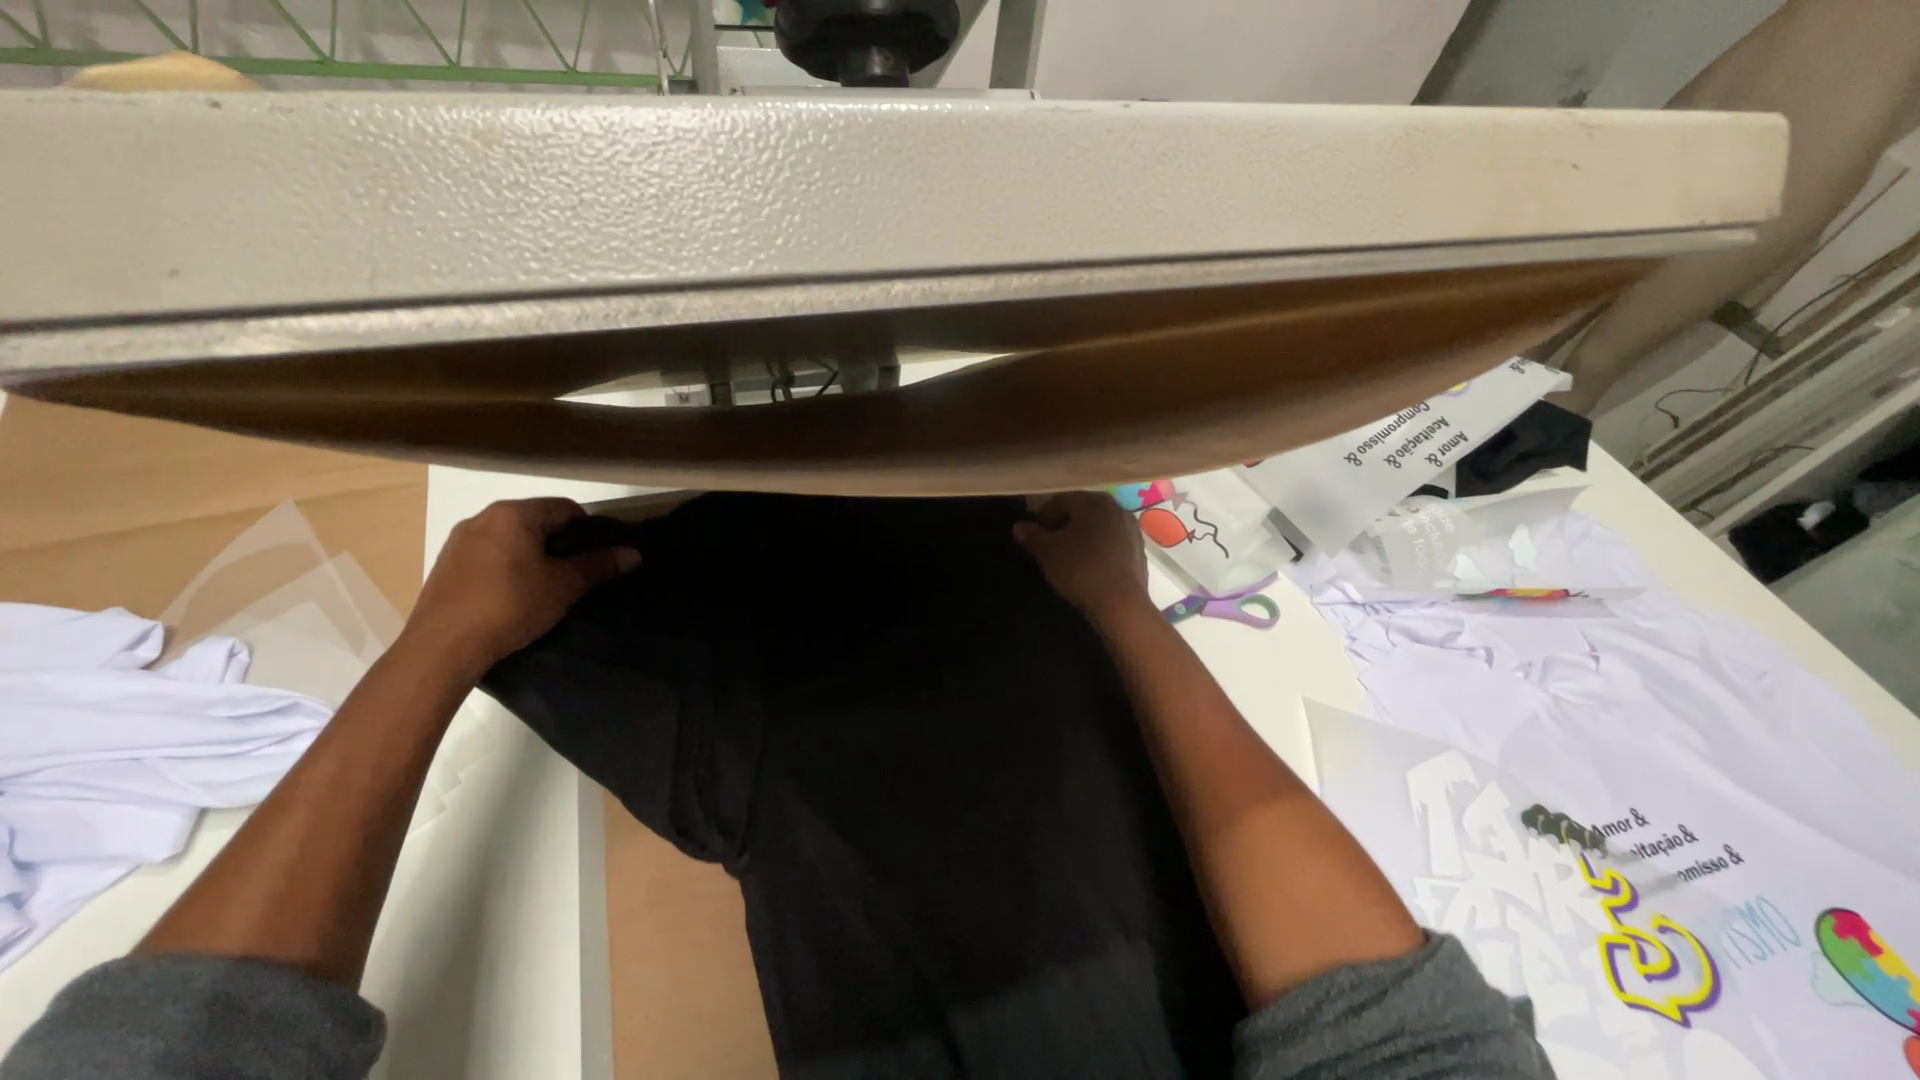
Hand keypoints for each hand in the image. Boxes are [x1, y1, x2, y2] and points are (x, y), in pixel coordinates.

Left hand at [401, 498, 639, 676]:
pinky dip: (507, 567)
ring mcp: (459, 541)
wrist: (443, 646)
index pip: (564, 508)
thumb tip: (634, 553)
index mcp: (513, 514)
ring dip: (532, 555)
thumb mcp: (563, 586)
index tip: (600, 555)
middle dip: (559, 543)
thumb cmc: (510, 606)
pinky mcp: (445, 566)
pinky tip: (513, 595)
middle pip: (535, 521)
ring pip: (509, 539)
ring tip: (547, 586)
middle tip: (578, 573)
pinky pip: (487, 556)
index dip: (589, 529)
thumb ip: (597, 566)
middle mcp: (482, 518)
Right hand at [1014, 491, 1153, 624]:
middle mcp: (1117, 507)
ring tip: (1069, 556)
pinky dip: (1099, 548)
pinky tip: (1090, 566)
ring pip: (1099, 526)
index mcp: (1094, 501)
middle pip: (1083, 511)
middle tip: (1049, 544)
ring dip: (1082, 536)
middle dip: (1064, 525)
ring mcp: (1132, 528)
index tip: (1033, 535)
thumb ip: (1032, 536)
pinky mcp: (1140, 550)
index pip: (1061, 500)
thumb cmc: (1080, 569)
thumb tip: (1019, 526)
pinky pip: (1113, 542)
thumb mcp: (1047, 552)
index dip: (1043, 516)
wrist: (1121, 603)